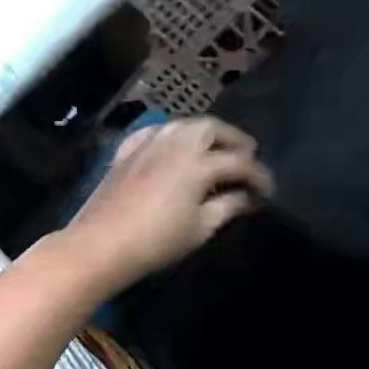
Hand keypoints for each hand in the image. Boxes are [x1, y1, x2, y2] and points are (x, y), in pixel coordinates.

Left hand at [58, 117, 273, 290]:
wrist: (101, 242)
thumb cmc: (156, 240)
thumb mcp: (200, 228)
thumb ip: (228, 206)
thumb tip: (247, 196)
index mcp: (197, 163)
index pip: (239, 162)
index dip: (259, 176)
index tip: (268, 192)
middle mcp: (173, 144)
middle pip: (211, 128)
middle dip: (234, 141)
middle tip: (247, 158)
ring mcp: (145, 145)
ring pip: (182, 125)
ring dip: (203, 133)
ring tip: (215, 152)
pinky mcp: (124, 152)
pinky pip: (152, 132)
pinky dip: (170, 135)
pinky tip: (173, 148)